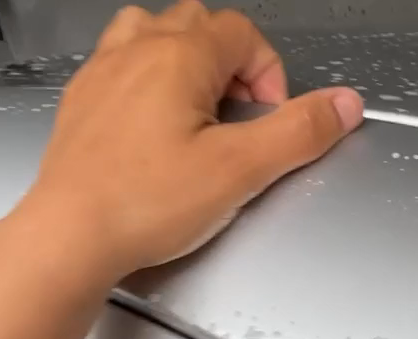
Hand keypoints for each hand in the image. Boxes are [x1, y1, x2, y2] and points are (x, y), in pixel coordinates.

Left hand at [0, 1, 363, 279]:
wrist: (72, 233)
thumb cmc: (146, 202)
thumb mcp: (239, 171)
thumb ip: (296, 134)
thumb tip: (345, 105)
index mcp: (180, 55)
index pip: (242, 33)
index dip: (269, 74)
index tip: (269, 120)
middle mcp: (137, 49)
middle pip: (199, 26)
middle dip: (232, 66)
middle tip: (239, 119)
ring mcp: (104, 72)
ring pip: (153, 34)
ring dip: (186, 63)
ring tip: (198, 114)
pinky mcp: (84, 102)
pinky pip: (121, 66)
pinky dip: (148, 81)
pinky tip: (155, 128)